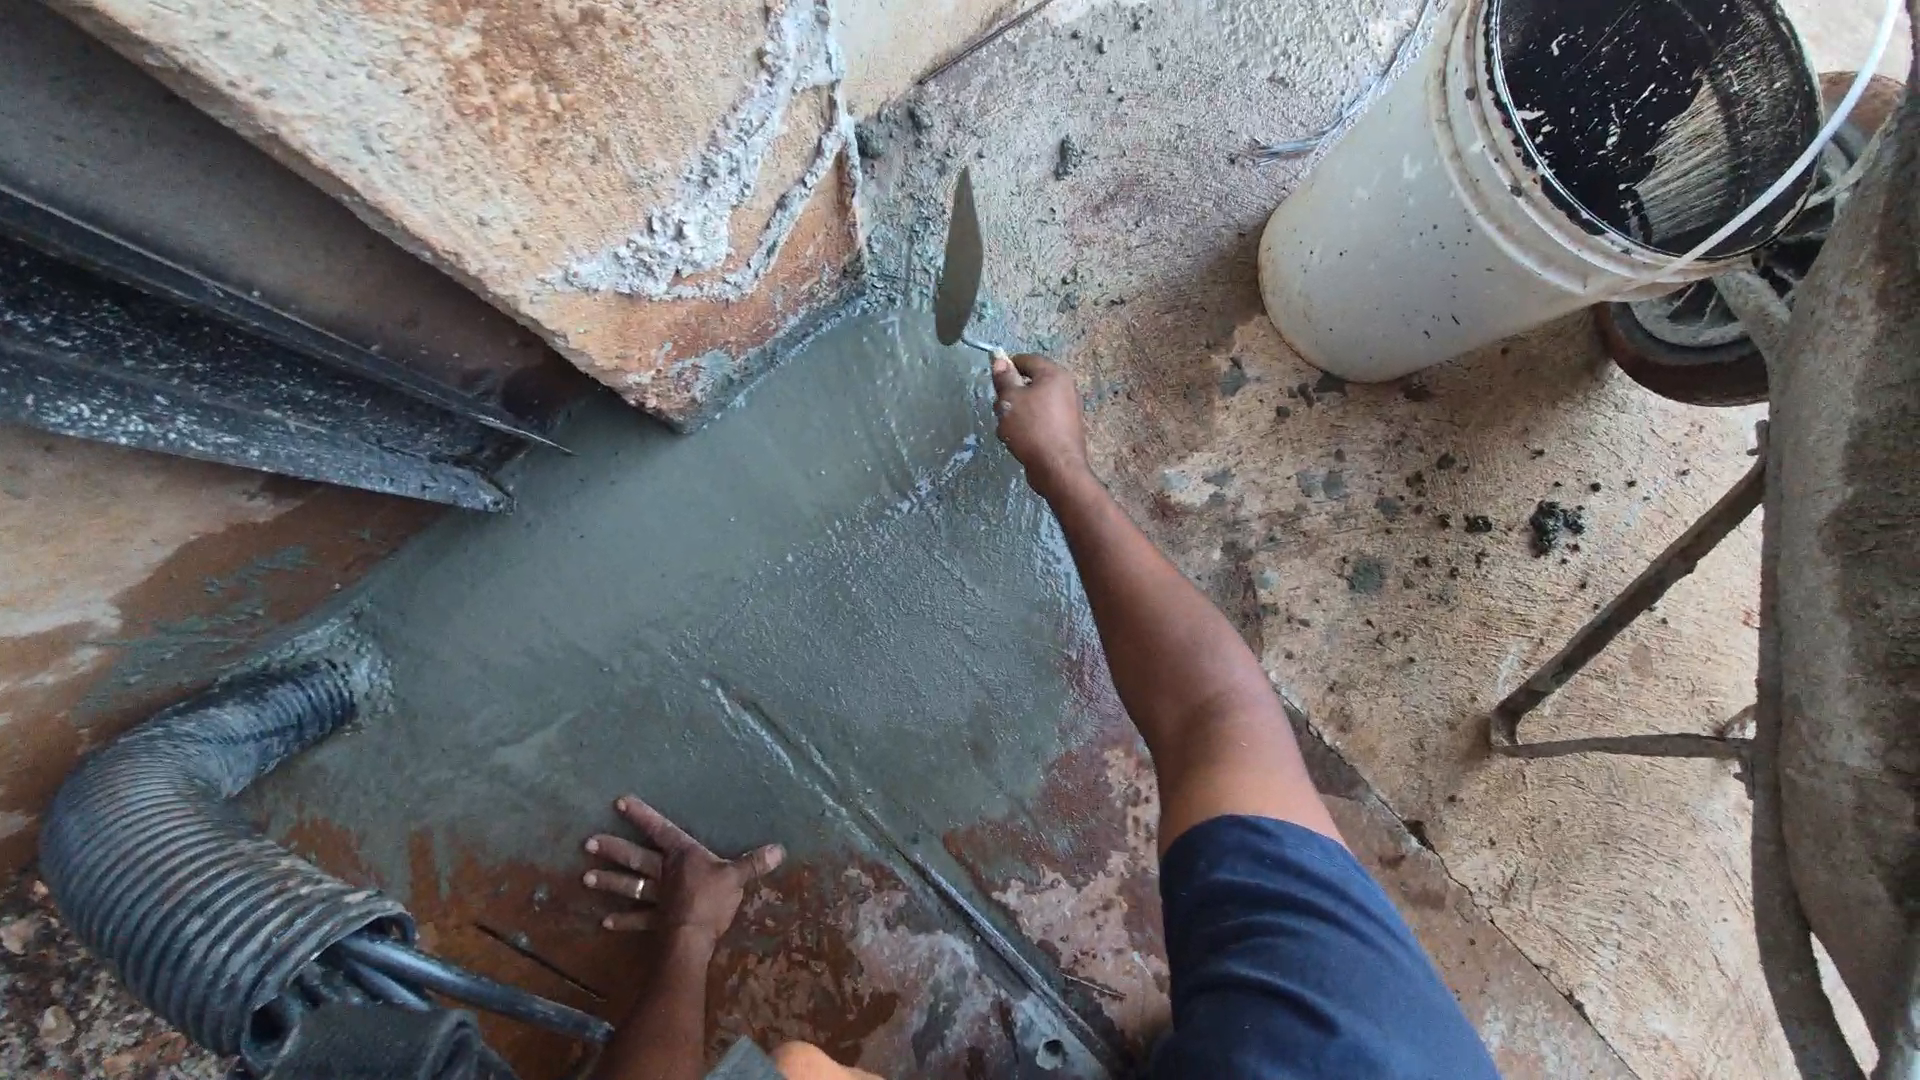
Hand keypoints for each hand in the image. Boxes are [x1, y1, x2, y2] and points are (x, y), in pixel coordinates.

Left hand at [582, 795, 783, 943]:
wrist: (692, 939)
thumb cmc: (712, 901)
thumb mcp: (736, 877)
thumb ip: (754, 863)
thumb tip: (780, 849)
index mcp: (683, 855)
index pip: (660, 830)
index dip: (641, 816)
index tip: (619, 803)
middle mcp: (665, 873)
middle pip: (636, 858)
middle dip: (613, 850)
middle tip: (588, 844)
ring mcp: (657, 898)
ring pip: (630, 886)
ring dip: (609, 882)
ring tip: (585, 878)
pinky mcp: (656, 921)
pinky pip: (637, 918)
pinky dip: (622, 920)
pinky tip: (605, 921)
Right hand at [991, 353, 1091, 500]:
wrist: (1057, 468)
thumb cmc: (1031, 429)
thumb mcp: (1010, 400)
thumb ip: (1004, 379)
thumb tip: (1000, 360)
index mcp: (1054, 375)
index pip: (1026, 359)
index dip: (1007, 367)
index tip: (994, 382)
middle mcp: (1065, 388)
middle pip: (1030, 383)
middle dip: (1011, 394)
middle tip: (1000, 410)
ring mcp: (1067, 410)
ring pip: (1033, 403)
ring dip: (1017, 413)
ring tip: (1008, 429)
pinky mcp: (1064, 429)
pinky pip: (1041, 420)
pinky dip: (1028, 426)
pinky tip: (1020, 441)